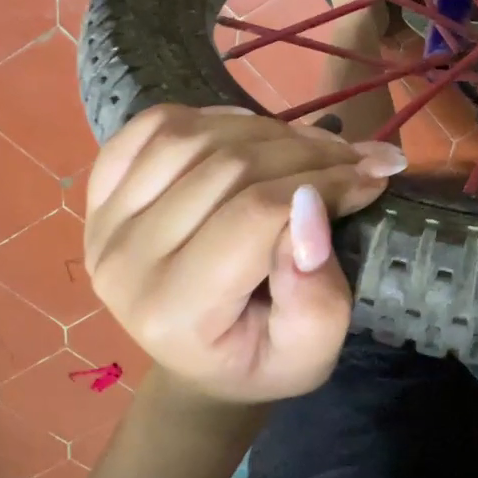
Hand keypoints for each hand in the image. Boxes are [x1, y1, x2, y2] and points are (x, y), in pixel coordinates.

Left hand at [84, 105, 406, 405]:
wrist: (204, 360)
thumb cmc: (264, 359)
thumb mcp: (311, 350)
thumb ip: (316, 293)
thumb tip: (312, 204)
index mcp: (173, 311)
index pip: (254, 215)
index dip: (324, 184)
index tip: (376, 177)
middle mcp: (123, 261)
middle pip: (228, 167)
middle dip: (310, 152)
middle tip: (362, 158)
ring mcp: (104, 221)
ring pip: (195, 136)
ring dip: (269, 129)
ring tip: (316, 148)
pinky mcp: (101, 192)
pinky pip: (155, 125)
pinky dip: (212, 117)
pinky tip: (251, 135)